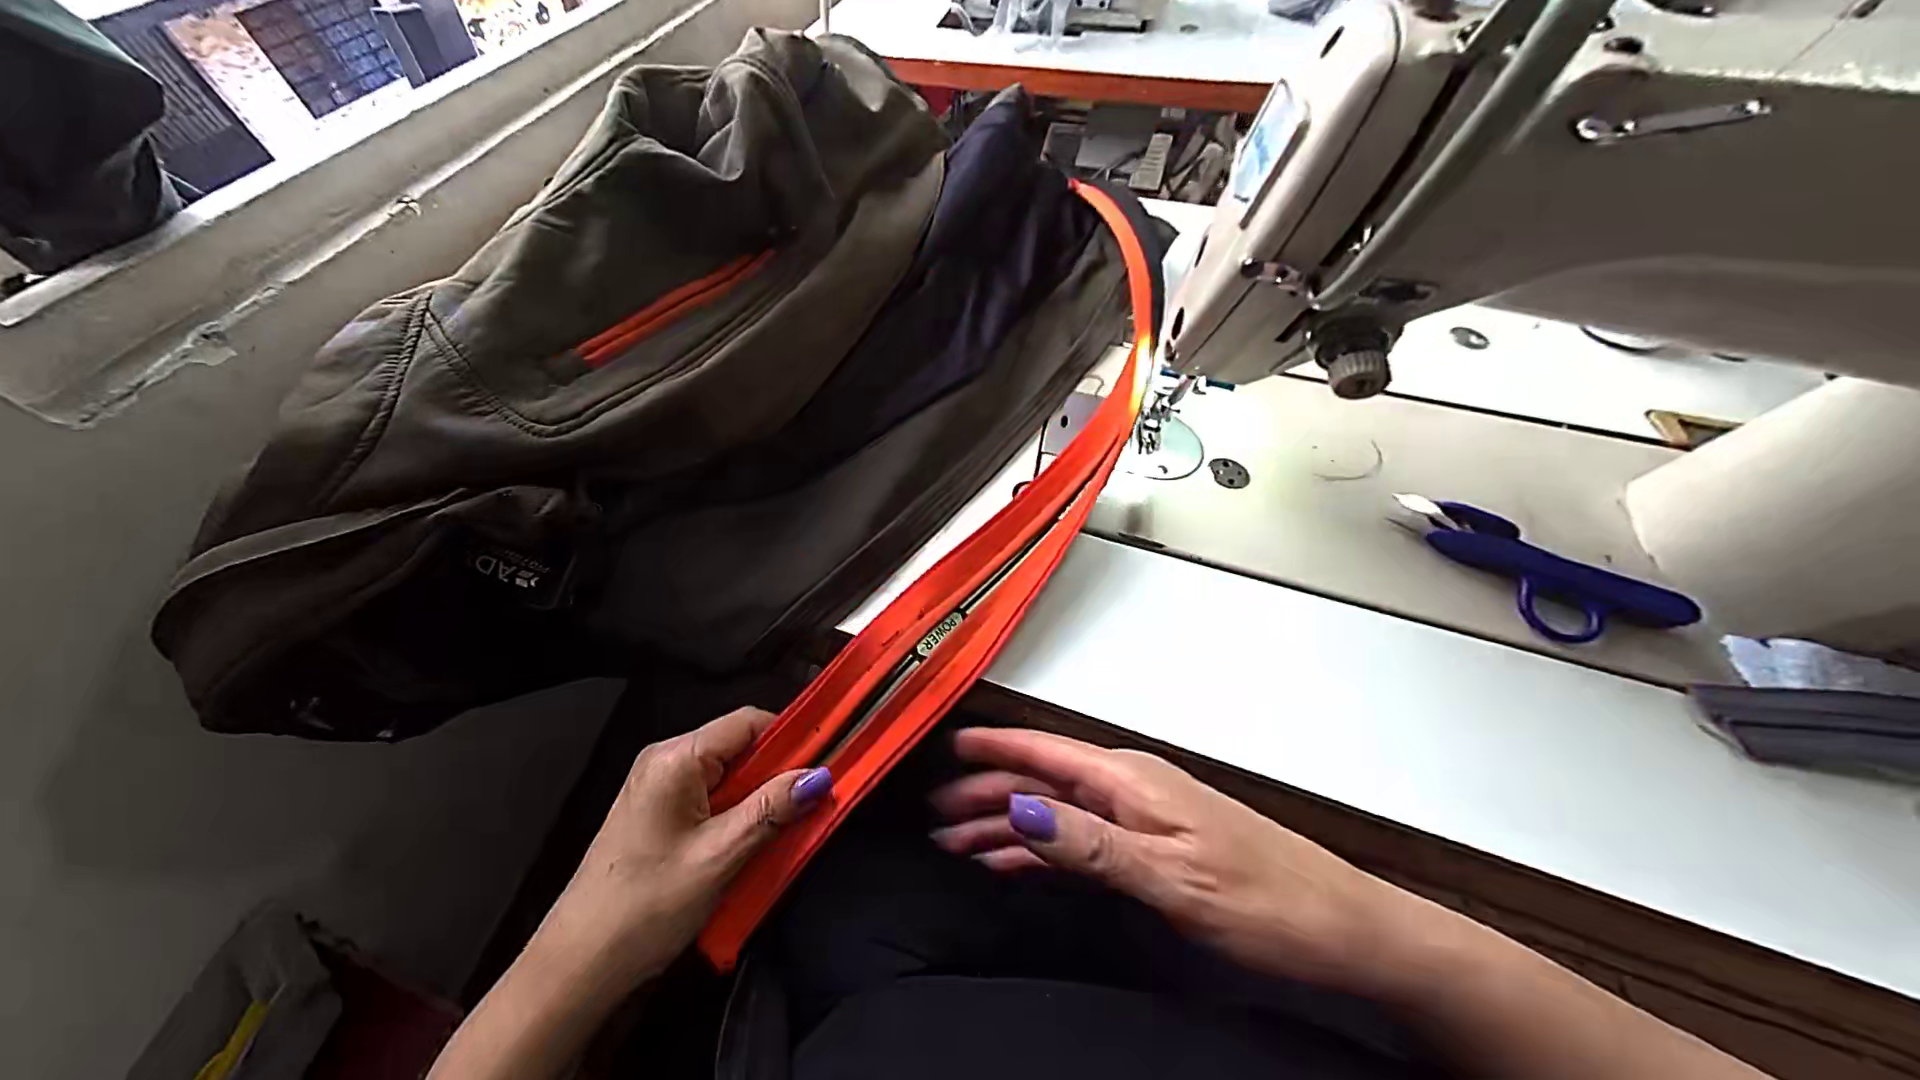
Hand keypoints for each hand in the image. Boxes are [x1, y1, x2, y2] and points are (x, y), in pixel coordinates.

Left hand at [528, 707, 830, 995]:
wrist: (576, 968)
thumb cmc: (647, 906)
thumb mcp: (720, 856)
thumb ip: (773, 809)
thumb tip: (821, 775)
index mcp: (676, 757)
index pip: (749, 722)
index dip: (792, 736)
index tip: (827, 761)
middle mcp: (666, 760)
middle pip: (741, 746)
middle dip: (778, 772)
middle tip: (811, 802)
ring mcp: (660, 786)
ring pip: (730, 774)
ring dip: (761, 797)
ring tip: (786, 826)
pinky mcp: (660, 812)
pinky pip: (713, 796)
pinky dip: (739, 813)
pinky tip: (752, 840)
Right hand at [930, 727, 1421, 994]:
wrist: (1337, 928)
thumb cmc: (1268, 899)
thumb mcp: (1170, 877)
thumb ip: (1091, 843)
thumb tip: (1024, 809)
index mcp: (1131, 781)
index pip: (1046, 753)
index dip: (995, 748)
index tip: (951, 747)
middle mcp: (1130, 789)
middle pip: (1041, 783)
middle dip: (986, 793)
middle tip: (940, 813)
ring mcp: (1139, 818)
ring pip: (1054, 813)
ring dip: (1005, 825)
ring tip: (960, 841)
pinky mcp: (1148, 848)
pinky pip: (1077, 841)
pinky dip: (1039, 851)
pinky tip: (1013, 863)